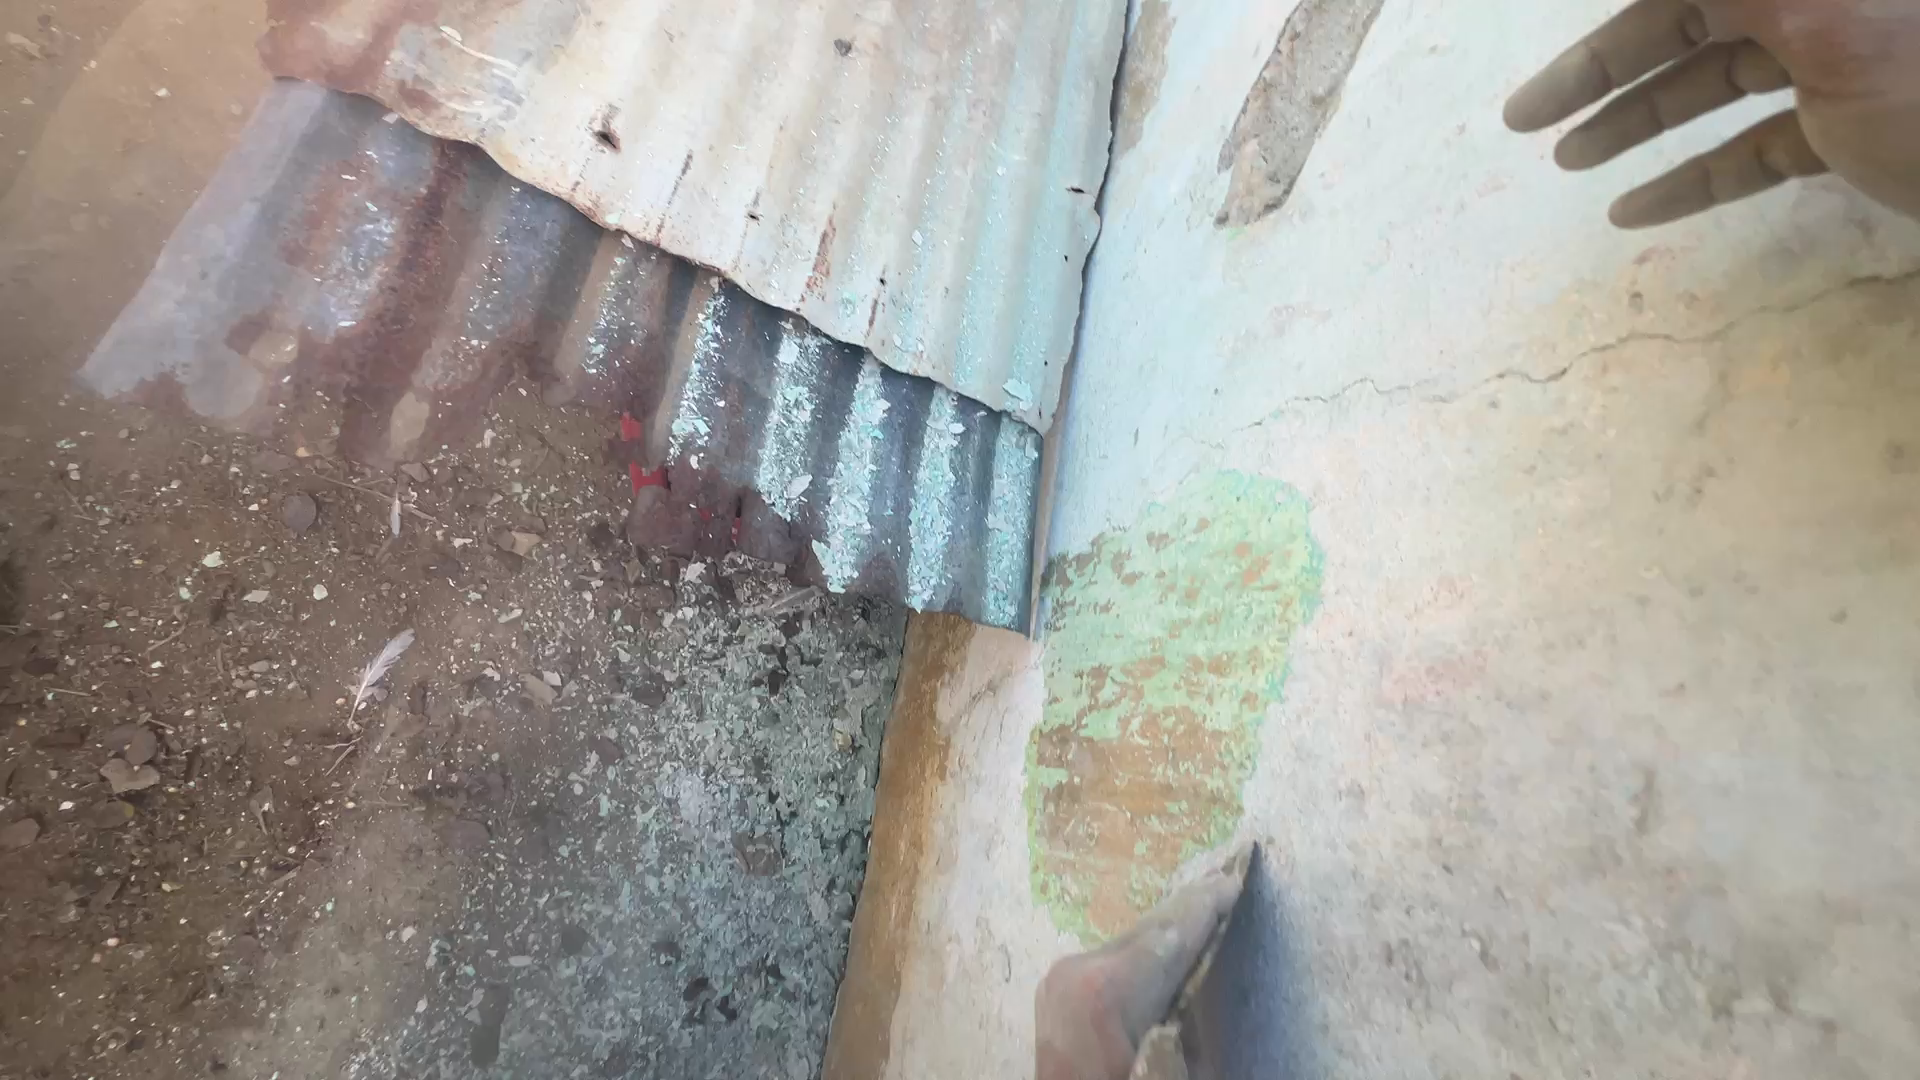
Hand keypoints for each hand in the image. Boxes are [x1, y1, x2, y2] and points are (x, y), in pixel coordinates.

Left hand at [1034, 853, 1247, 1079]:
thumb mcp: (1172, 1074)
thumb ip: (1190, 1025)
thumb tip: (1201, 967)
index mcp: (1104, 992)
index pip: (1167, 938)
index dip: (1204, 909)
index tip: (1233, 877)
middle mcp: (1077, 970)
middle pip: (1147, 934)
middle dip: (1189, 912)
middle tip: (1225, 879)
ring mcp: (1062, 976)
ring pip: (1129, 944)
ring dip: (1168, 932)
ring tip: (1206, 904)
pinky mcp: (1059, 988)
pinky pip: (1111, 960)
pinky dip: (1143, 952)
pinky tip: (1168, 942)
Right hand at [1504, 0, 1919, 226]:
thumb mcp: (1838, 7)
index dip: (1620, 23)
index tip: (1552, 60)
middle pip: (1701, 21)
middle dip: (1605, 72)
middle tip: (1522, 121)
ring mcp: (1863, 56)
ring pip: (1723, 82)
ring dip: (1636, 127)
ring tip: (1565, 166)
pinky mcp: (1869, 120)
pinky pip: (1761, 145)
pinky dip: (1694, 180)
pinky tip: (1632, 212)